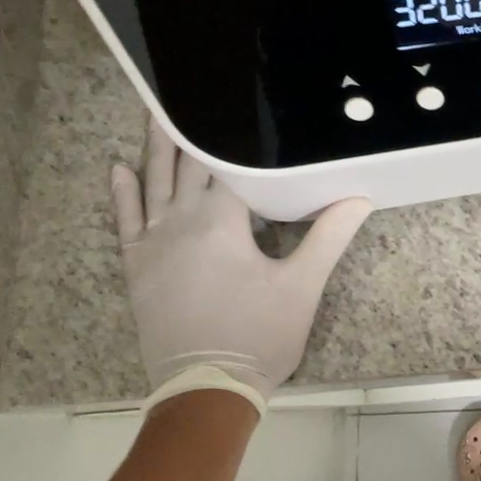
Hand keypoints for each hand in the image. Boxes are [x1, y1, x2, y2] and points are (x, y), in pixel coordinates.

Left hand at [111, 125, 370, 401]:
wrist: (206, 388)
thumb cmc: (260, 336)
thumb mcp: (302, 287)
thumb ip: (328, 237)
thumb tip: (360, 198)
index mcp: (221, 221)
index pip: (229, 163)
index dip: (235, 134)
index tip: (236, 102)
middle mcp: (180, 222)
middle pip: (187, 165)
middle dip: (193, 129)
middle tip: (191, 92)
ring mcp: (153, 244)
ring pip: (153, 183)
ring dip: (155, 147)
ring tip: (155, 111)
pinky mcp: (138, 267)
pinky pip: (126, 220)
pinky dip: (123, 193)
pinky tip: (120, 168)